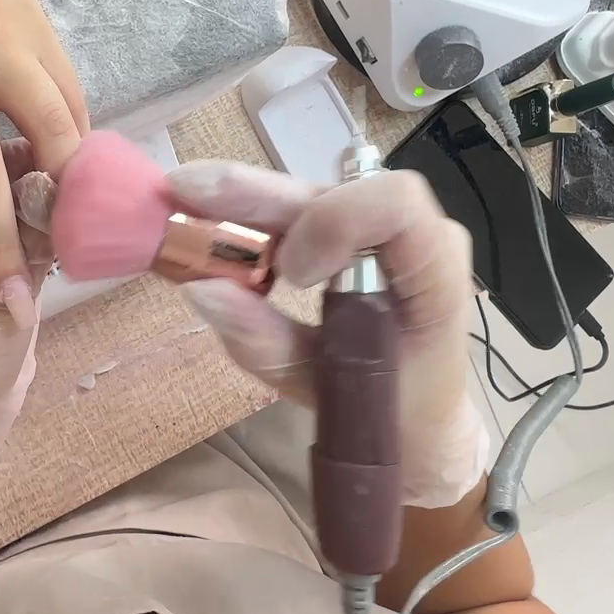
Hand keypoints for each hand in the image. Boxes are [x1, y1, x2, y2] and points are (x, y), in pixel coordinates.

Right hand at [170, 162, 489, 508]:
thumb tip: (200, 289)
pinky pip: (295, 215)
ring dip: (240, 200)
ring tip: (180, 202)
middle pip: (330, 191)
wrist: (420, 422)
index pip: (395, 205)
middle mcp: (412, 236)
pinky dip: (246, 218)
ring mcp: (378, 232)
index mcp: (433, 276)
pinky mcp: (347, 237)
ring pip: (305, 196)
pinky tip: (205, 221)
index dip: (334, 222)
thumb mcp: (329, 393)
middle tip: (184, 191)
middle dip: (253, 192)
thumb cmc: (394, 414)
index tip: (290, 273)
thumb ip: (268, 345)